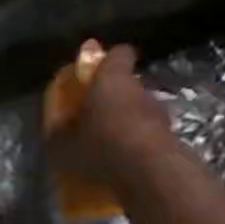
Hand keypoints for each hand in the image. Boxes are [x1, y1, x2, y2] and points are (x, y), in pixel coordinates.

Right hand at [48, 43, 178, 187]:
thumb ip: (59, 133)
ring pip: (137, 111)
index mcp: (111, 78)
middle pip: (126, 86)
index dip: (107, 63)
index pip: (118, 54)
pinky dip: (136, 145)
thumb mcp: (63, 146)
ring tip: (108, 150)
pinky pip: (147, 135)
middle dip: (112, 101)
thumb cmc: (100, 146)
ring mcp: (157, 111)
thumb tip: (56, 130)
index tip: (95, 78)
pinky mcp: (168, 135)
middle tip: (94, 124)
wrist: (146, 169)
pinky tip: (122, 165)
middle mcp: (138, 87)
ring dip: (125, 125)